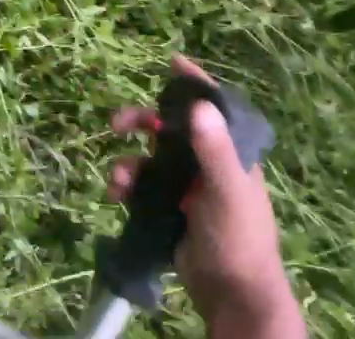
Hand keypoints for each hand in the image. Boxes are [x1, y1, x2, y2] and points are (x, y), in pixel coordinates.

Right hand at [108, 56, 304, 338]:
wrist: (230, 292)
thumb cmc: (238, 239)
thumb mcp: (227, 192)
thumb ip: (214, 150)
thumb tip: (198, 105)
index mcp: (231, 160)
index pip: (215, 113)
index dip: (195, 87)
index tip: (173, 62)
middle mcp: (207, 168)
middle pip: (169, 130)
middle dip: (141, 122)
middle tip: (117, 123)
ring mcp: (186, 188)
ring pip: (146, 157)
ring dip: (126, 162)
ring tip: (118, 178)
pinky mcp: (167, 206)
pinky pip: (137, 183)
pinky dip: (123, 184)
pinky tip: (116, 194)